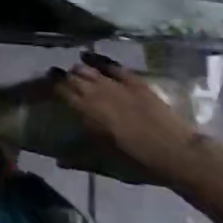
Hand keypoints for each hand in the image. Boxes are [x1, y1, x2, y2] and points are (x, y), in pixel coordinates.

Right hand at [56, 52, 222, 186]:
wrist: (176, 153)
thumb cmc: (139, 163)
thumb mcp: (107, 165)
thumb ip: (81, 160)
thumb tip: (58, 161)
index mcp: (88, 114)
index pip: (63, 92)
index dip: (53, 85)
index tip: (47, 81)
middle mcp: (99, 95)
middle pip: (75, 78)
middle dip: (64, 76)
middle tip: (58, 76)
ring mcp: (117, 85)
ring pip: (90, 70)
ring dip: (80, 70)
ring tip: (75, 70)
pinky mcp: (135, 82)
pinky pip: (112, 65)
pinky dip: (99, 59)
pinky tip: (90, 56)